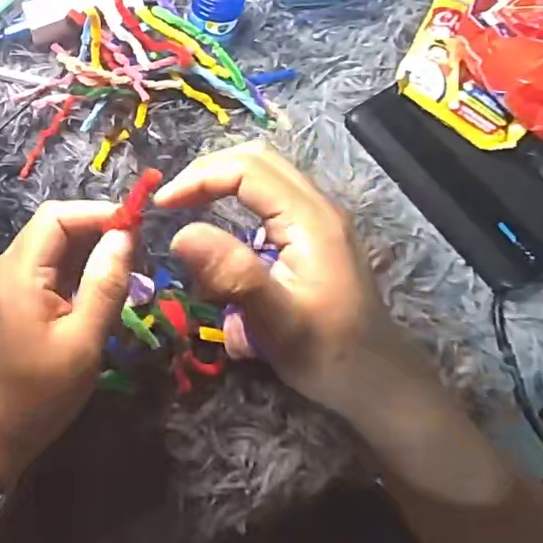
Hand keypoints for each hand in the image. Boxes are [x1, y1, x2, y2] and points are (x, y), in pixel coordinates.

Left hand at [0, 202, 134, 491]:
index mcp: (18, 272)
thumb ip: (105, 284)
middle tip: (136, 250)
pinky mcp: (12, 296)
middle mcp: (6, 266)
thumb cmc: (41, 393)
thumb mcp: (83, 341)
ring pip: (51, 245)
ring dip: (88, 248)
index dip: (97, 212)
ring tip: (126, 268)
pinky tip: (100, 285)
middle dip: (95, 228)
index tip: (136, 226)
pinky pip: (46, 267)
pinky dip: (75, 267)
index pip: (56, 216)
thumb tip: (126, 234)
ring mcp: (6, 281)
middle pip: (52, 226)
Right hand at [154, 143, 443, 429]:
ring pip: (262, 173)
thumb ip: (233, 275)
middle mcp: (317, 207)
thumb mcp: (278, 321)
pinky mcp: (312, 232)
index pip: (246, 169)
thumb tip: (180, 234)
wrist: (380, 383)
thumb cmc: (329, 354)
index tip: (163, 205)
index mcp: (310, 220)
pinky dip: (234, 196)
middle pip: (255, 158)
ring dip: (220, 181)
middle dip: (206, 172)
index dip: (198, 178)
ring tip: (188, 205)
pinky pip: (268, 194)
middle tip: (173, 200)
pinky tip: (219, 225)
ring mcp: (317, 217)